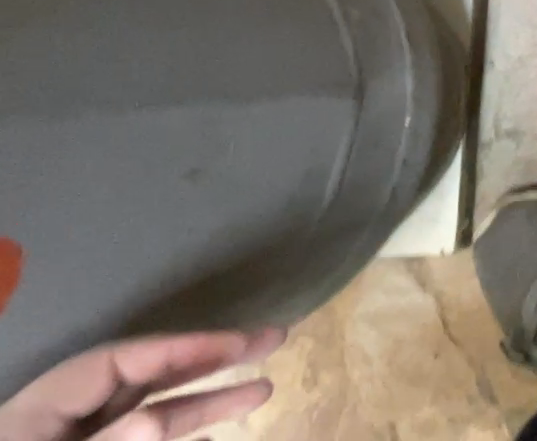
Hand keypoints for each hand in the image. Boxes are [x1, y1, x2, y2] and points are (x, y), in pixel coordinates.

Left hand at [0, 330, 282, 440]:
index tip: (243, 342)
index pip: (115, 364)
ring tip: (265, 391)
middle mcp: (48, 431)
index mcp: (28, 423)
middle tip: (274, 340)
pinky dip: (180, 439)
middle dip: (206, 362)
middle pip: (136, 381)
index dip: (182, 346)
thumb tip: (159, 418)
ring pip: (145, 416)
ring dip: (205, 402)